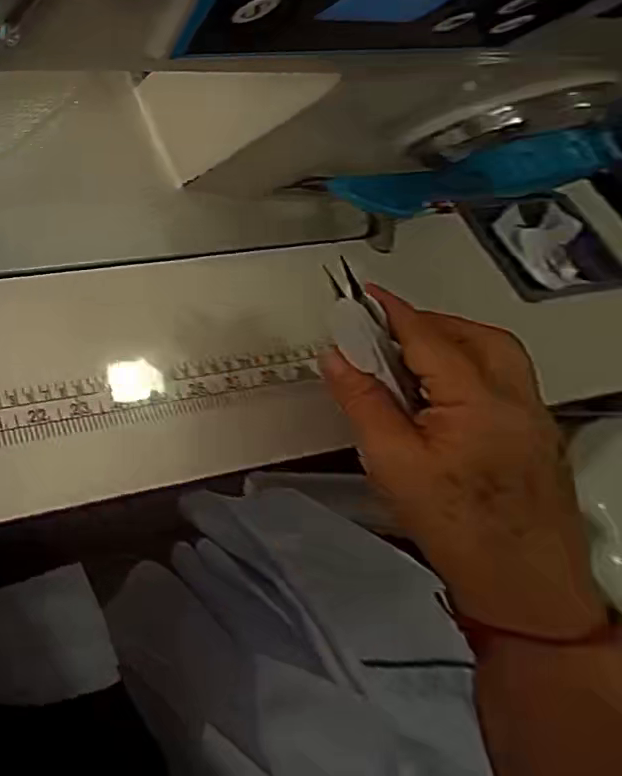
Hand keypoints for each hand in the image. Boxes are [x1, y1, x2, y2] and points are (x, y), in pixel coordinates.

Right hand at [322, 286, 606, 639]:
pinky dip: (459, 367)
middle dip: (431, 322)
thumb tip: (338, 358)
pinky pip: (499, 383)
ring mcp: (532, 423)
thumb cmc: (450, 517)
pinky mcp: (530, 439)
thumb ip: (363, 400)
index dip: (397, 313)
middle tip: (381, 322)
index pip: (434, 342)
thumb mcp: (389, 456)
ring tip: (397, 352)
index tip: (368, 294)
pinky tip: (424, 386)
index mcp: (480, 405)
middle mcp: (518, 406)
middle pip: (484, 341)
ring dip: (449, 343)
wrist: (517, 576)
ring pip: (498, 360)